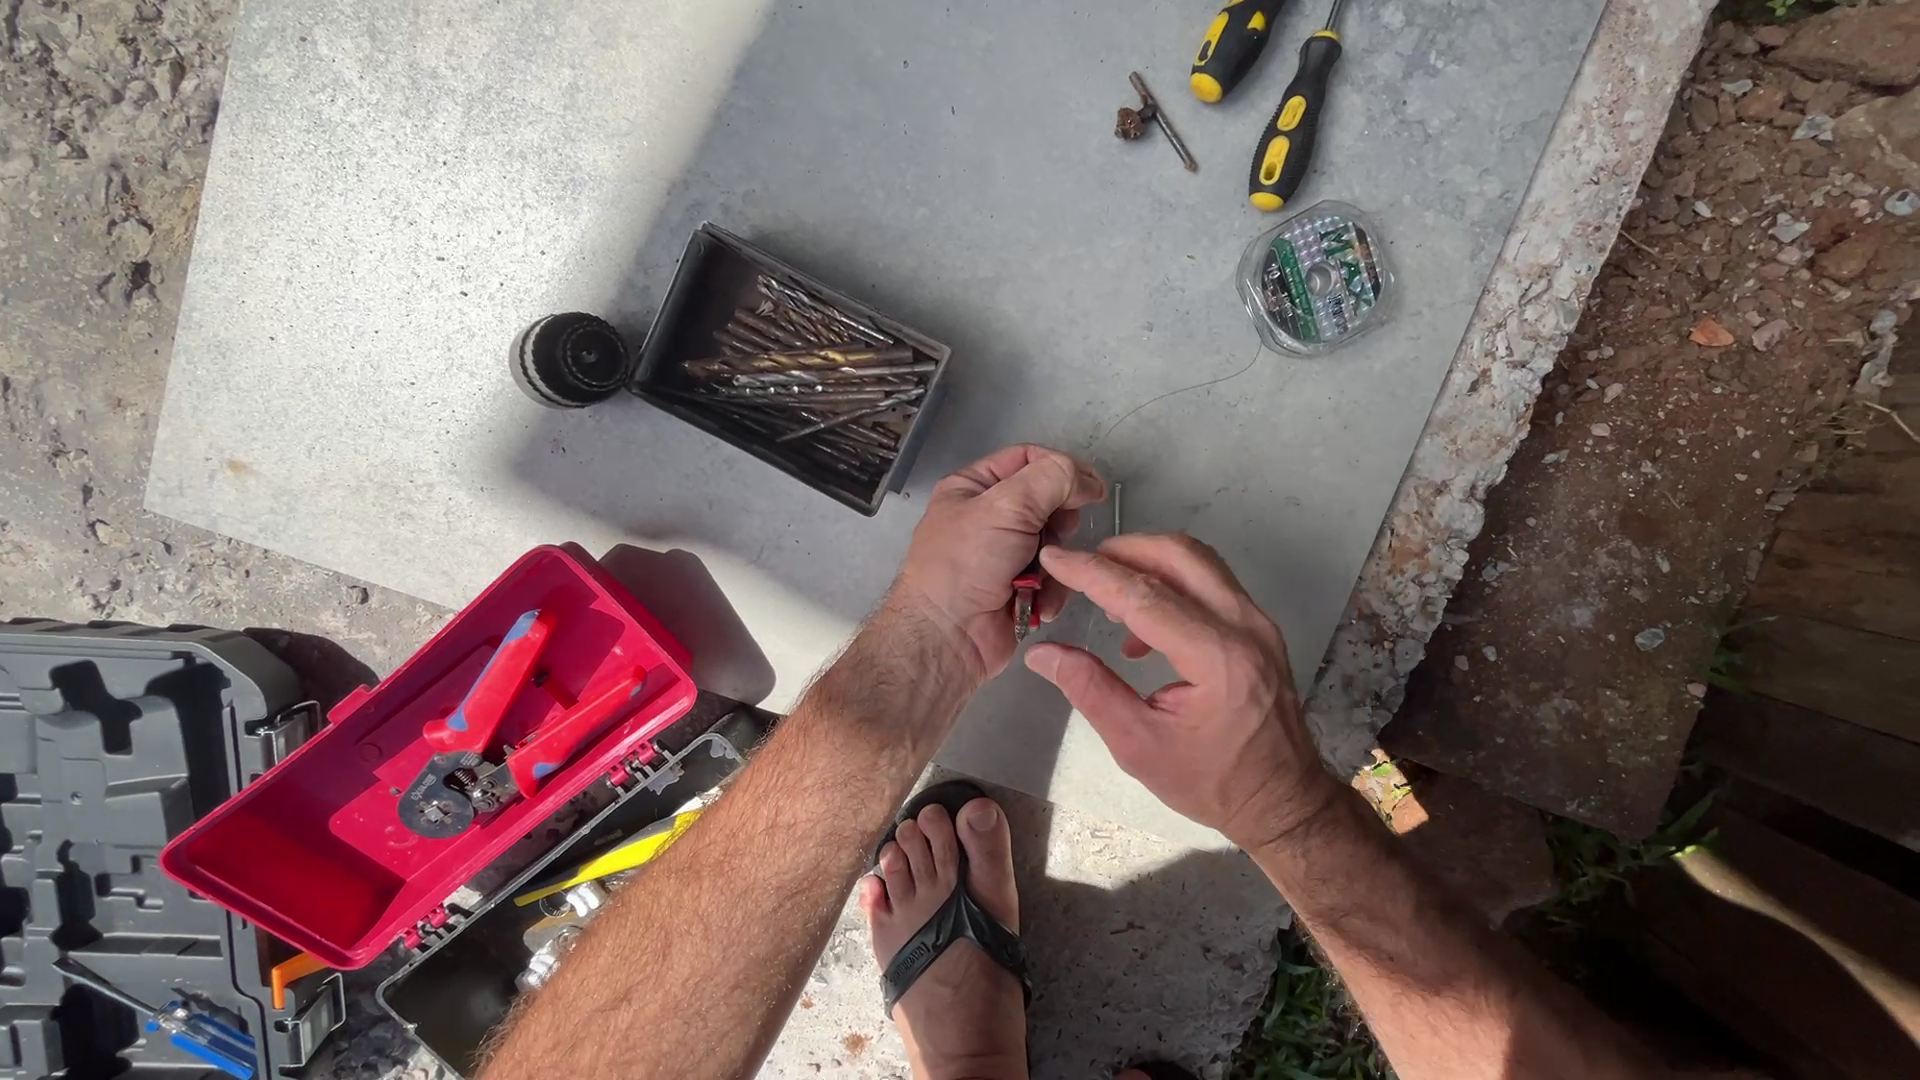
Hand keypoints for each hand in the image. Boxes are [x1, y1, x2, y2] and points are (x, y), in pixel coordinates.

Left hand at [891, 445, 1105, 679]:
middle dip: (1058, 523)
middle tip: (1054, 535)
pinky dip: (1050, 591)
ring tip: (1039, 576)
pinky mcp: (1020, 589)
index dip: (1062, 469)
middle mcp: (989, 517)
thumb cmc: (966, 564)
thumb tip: (1090, 480)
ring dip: (1055, 563)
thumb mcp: (1005, 507)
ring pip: (1056, 544)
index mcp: (974, 487)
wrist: (947, 638)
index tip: (1090, 488)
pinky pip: (1053, 578)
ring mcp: (1005, 556)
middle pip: (1049, 503)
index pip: (1028, 459)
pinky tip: (1038, 602)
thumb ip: (1052, 479)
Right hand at [1022, 534, 1339, 849]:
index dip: (1093, 572)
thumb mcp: (1138, 745)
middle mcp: (1244, 626)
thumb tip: (1042, 653)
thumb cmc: (1211, 781)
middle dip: (1122, 550)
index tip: (1054, 558)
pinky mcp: (1259, 626)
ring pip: (1198, 560)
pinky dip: (1169, 582)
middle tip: (1081, 567)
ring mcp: (1258, 622)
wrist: (1283, 800)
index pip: (1144, 596)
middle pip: (1179, 555)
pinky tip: (1142, 627)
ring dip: (1147, 561)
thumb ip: (1089, 689)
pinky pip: (1210, 581)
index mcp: (1217, 659)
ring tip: (1107, 592)